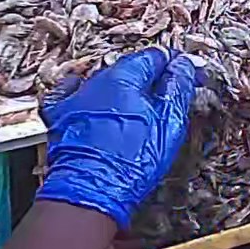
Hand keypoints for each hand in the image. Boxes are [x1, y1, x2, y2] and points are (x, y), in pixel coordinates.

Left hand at [36, 48, 196, 228]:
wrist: (91, 192)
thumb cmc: (133, 160)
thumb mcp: (168, 122)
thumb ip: (177, 87)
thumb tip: (183, 64)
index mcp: (126, 75)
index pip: (155, 57)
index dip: (176, 64)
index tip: (189, 75)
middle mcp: (97, 80)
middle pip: (130, 69)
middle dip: (152, 77)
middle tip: (170, 94)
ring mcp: (76, 98)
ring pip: (103, 82)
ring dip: (123, 89)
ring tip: (138, 106)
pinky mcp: (60, 118)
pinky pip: (69, 95)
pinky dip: (82, 94)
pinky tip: (89, 98)